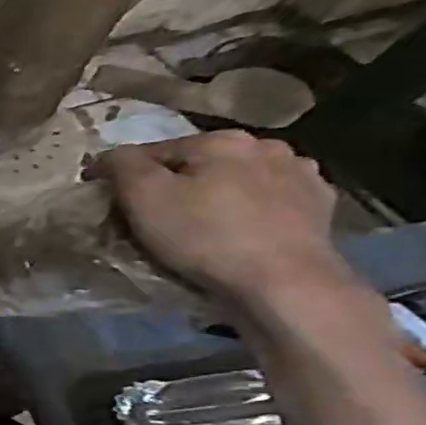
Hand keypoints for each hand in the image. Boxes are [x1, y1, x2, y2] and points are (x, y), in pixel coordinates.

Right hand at [100, 130, 352, 310]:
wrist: (283, 283)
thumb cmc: (204, 236)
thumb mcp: (143, 196)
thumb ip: (122, 164)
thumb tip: (112, 156)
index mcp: (220, 141)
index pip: (152, 152)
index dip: (123, 176)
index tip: (106, 201)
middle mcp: (265, 146)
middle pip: (198, 164)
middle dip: (173, 184)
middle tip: (151, 218)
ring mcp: (300, 174)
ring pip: (236, 179)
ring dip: (216, 193)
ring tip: (199, 224)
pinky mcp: (319, 206)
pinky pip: (269, 201)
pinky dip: (250, 210)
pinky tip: (240, 230)